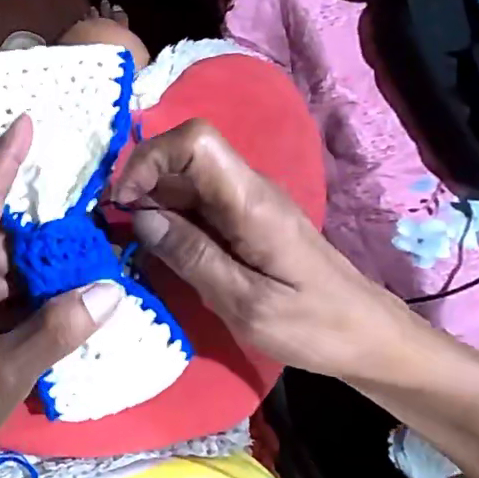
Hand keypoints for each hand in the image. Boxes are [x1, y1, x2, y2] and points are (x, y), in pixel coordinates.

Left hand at [0, 115, 125, 477]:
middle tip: (88, 191)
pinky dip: (33, 292)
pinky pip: (3, 297)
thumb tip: (110, 290)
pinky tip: (68, 295)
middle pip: (0, 230)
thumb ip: (57, 328)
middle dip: (40, 211)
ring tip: (92, 240)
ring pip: (5, 267)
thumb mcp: (4, 370)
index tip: (28, 120)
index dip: (6, 159)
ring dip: (41, 257)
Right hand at [110, 119, 430, 382]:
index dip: (150, 158)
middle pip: (183, 156)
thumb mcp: (246, 304)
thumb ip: (192, 258)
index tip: (123, 202)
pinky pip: (194, 205)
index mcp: (253, 203)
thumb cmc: (314, 326)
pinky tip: (154, 249)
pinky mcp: (242, 222)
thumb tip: (141, 217)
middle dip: (139, 183)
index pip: (196, 141)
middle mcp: (248, 190)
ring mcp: (245, 204)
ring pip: (184, 181)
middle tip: (111, 228)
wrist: (367, 336)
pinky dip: (166, 220)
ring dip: (148, 202)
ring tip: (124, 242)